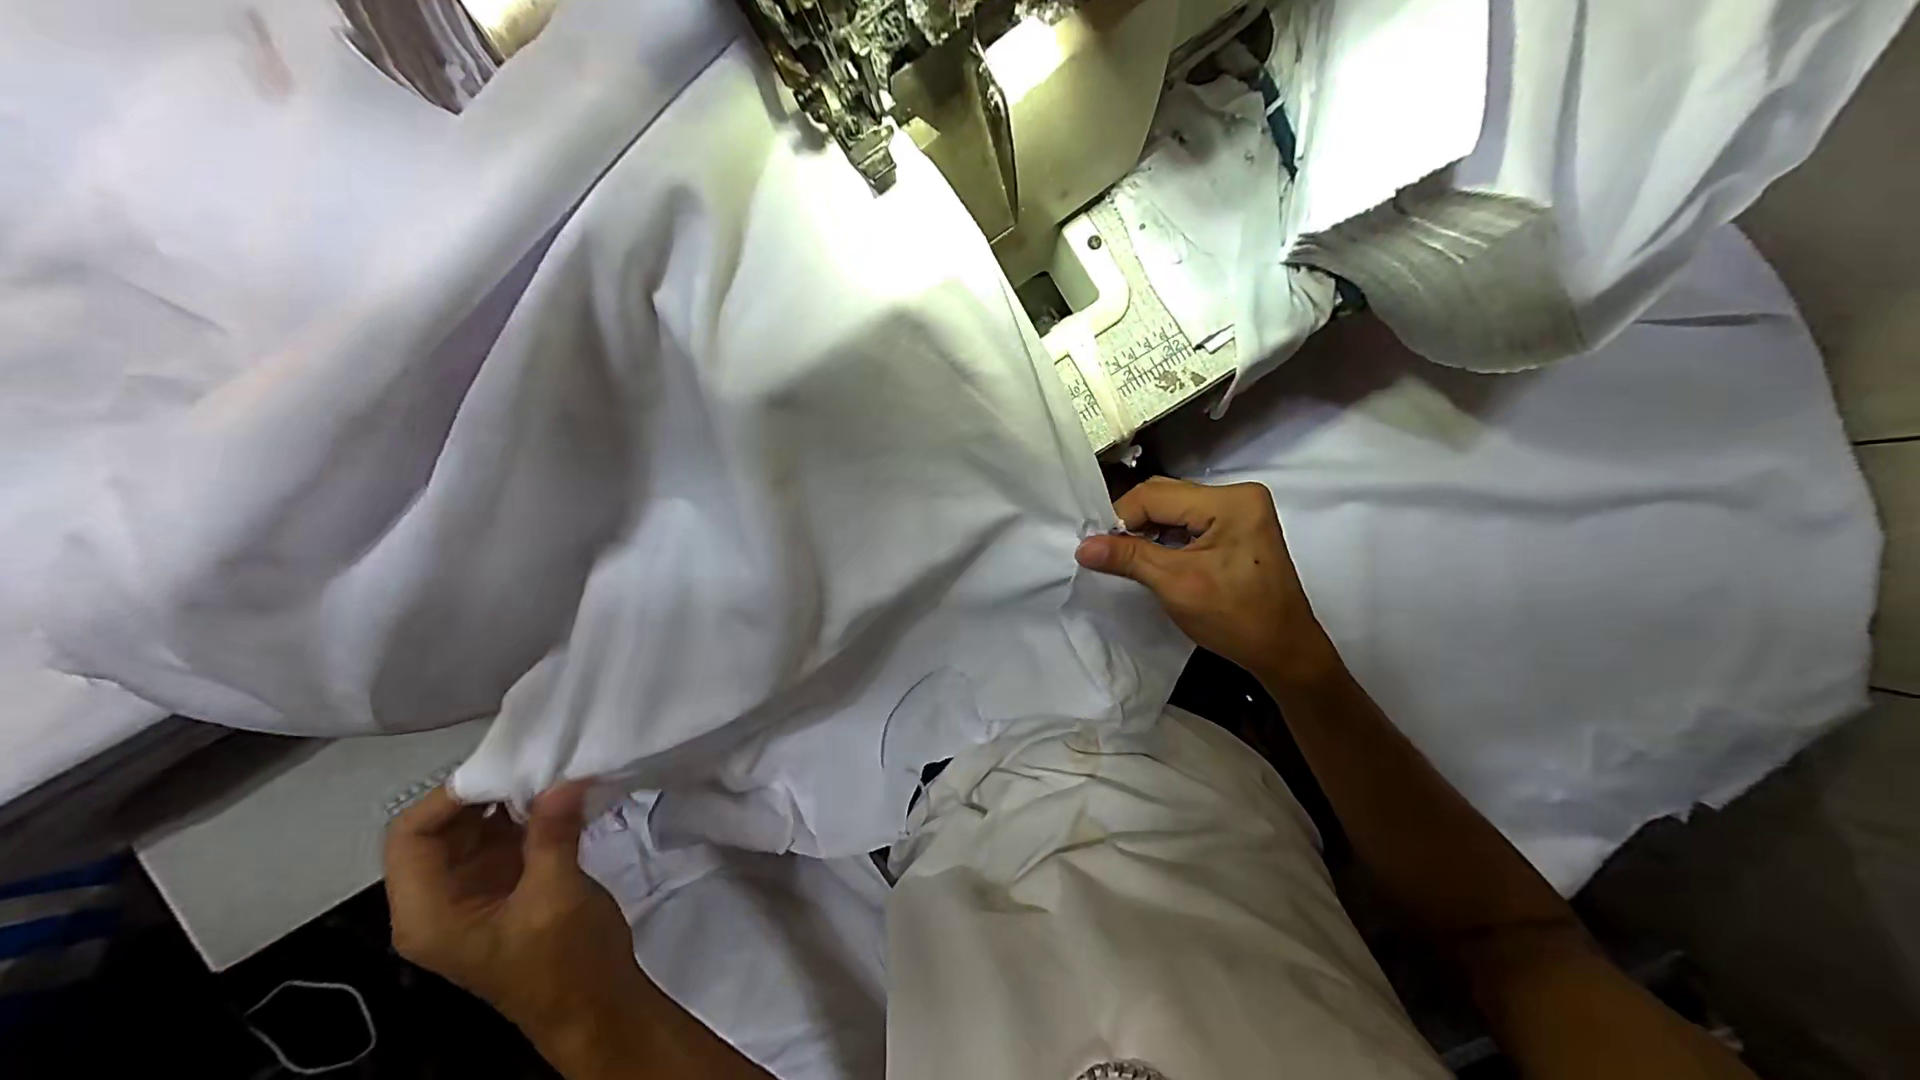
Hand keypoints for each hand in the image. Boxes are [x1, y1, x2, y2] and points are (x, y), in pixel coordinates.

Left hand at [384, 782, 645, 1046]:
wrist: (596, 1007)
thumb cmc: (564, 963)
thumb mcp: (556, 896)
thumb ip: (552, 834)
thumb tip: (565, 779)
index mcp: (429, 913)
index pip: (412, 837)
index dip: (448, 797)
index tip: (503, 765)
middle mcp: (440, 899)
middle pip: (441, 829)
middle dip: (483, 793)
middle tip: (531, 761)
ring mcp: (476, 891)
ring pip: (474, 829)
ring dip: (508, 800)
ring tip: (548, 771)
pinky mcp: (508, 885)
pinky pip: (506, 837)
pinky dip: (528, 813)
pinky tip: (559, 794)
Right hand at [1075, 477, 1334, 683]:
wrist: (1283, 651)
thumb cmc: (1235, 619)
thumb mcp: (1175, 585)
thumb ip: (1128, 558)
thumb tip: (1083, 546)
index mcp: (1230, 501)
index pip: (1155, 496)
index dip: (1120, 519)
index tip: (1096, 547)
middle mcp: (1238, 494)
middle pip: (1165, 496)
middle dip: (1133, 523)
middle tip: (1108, 552)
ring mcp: (1240, 510)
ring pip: (1174, 508)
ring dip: (1147, 530)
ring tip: (1127, 557)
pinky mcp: (1238, 526)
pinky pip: (1189, 521)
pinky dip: (1166, 537)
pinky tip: (1152, 557)